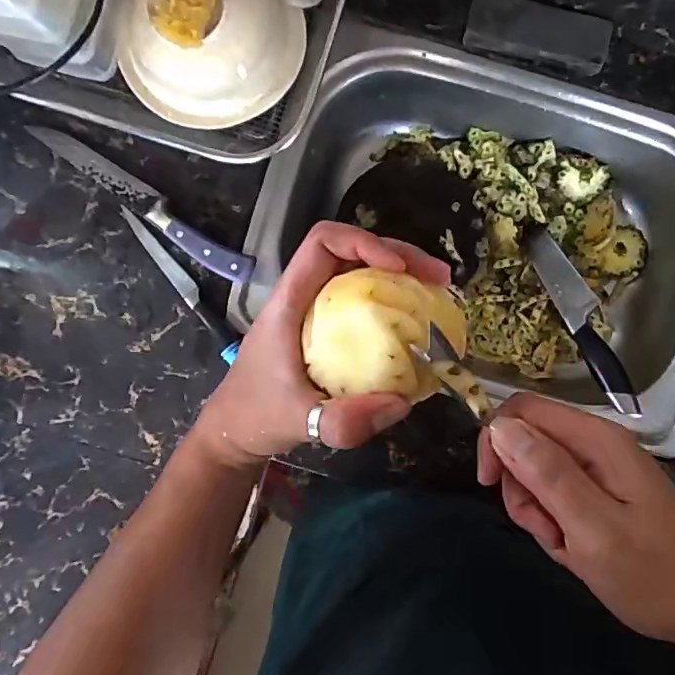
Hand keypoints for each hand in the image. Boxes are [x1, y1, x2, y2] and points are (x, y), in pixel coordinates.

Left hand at [191, 221, 453, 468]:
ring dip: (402, 277)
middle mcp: (305, 297)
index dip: (363, 243)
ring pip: (361, 273)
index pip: (322, 243)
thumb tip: (401, 402)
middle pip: (351, 251)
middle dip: (399, 256)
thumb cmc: (257, 417)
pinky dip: (394, 302)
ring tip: (438, 294)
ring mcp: (316, 311)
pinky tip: (418, 322)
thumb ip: (345, 421)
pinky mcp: (326, 330)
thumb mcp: (301, 422)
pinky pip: (363, 301)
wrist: (234, 431)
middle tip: (440, 280)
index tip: (399, 270)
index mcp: (290, 302)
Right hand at [477, 393, 674, 645]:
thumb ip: (547, 474)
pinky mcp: (604, 493)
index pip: (522, 411)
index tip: (489, 485)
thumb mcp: (593, 529)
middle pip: (526, 444)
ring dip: (538, 513)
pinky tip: (579, 552)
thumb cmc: (654, 575)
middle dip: (521, 489)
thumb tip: (500, 426)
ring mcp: (602, 469)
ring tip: (569, 547)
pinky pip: (558, 498)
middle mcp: (597, 444)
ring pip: (537, 475)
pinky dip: (557, 526)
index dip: (496, 442)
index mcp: (596, 440)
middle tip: (549, 531)